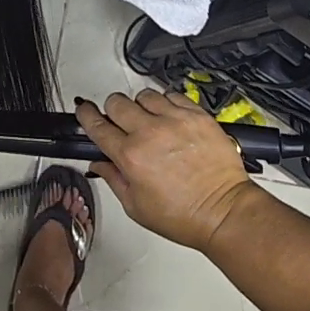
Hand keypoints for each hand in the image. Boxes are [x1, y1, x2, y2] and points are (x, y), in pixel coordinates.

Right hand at [74, 90, 265, 253]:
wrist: (224, 212)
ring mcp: (174, 121)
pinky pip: (172, 95)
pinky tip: (170, 118)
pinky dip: (167, 103)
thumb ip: (113, 180)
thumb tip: (100, 164)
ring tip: (149, 121)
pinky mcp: (196, 115)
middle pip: (116, 102)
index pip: (97, 125)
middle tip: (121, 123)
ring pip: (144, 95)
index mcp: (130, 157)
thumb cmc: (184, 215)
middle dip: (113, 111)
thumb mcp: (137, 207)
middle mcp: (150, 133)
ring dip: (141, 106)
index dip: (86, 115)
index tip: (85, 112)